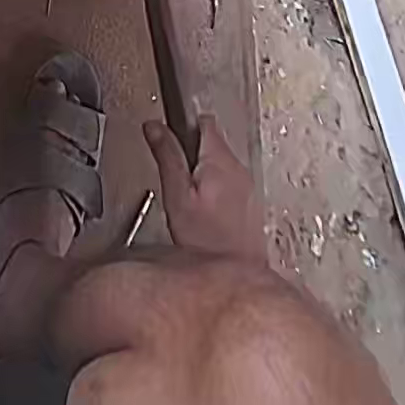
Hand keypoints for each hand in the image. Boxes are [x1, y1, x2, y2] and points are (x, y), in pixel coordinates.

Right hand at [144, 114, 266, 259]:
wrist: (235, 282)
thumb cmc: (205, 241)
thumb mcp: (176, 194)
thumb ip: (166, 155)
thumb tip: (154, 126)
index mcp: (221, 161)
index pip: (204, 122)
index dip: (184, 123)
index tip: (170, 132)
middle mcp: (240, 170)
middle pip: (212, 141)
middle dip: (191, 151)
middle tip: (176, 174)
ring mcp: (248, 188)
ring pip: (219, 163)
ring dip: (202, 171)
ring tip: (187, 195)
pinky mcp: (250, 205)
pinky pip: (228, 182)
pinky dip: (214, 188)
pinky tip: (203, 209)